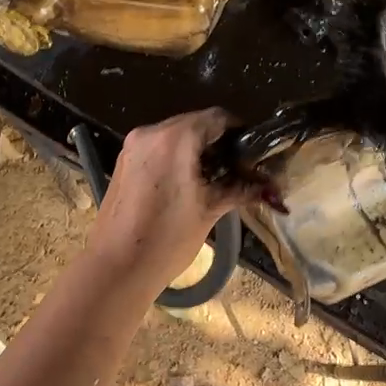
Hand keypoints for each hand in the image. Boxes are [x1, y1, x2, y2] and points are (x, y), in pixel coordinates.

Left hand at [88, 109, 253, 287]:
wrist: (117, 267)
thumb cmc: (167, 238)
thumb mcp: (210, 210)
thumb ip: (240, 189)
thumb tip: (269, 186)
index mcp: (174, 138)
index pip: (217, 118)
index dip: (240, 132)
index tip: (254, 153)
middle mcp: (151, 132)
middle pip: (195, 124)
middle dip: (218, 143)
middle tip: (238, 168)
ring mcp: (133, 146)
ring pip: (175, 136)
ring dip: (197, 151)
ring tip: (215, 179)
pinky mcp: (124, 162)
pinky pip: (158, 149)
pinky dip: (176, 158)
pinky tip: (188, 184)